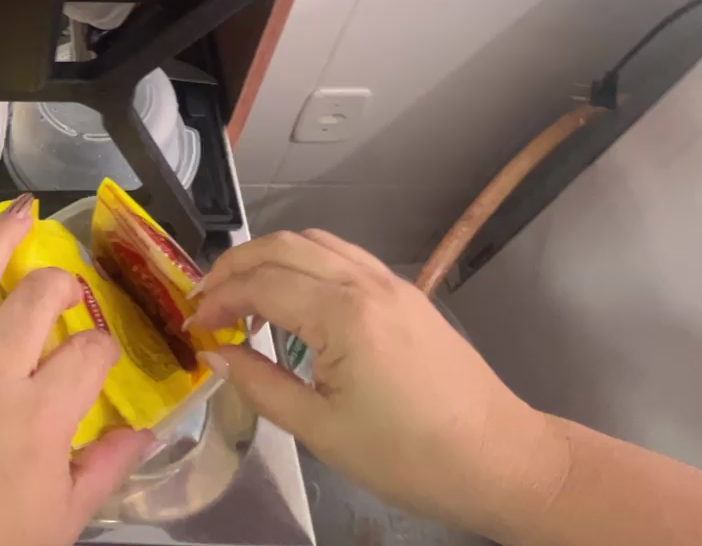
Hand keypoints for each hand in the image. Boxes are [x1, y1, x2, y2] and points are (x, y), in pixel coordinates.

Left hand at [0, 199, 152, 545]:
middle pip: (39, 297)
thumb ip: (108, 466)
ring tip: (22, 211)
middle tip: (67, 291)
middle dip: (63, 284)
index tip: (101, 355)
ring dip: (2, 236)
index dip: (104, 346)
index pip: (91, 352)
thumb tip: (149, 431)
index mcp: (40, 416)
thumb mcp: (64, 520)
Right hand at [188, 229, 568, 537]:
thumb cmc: (411, 457)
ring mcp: (386, 279)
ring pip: (308, 240)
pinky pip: (338, 252)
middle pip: (278, 247)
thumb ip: (259, 385)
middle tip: (207, 298)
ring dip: (266, 257)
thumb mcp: (323, 432)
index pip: (260, 285)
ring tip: (243, 292)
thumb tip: (213, 354)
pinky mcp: (401, 288)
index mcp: (343, 316)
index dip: (219, 299)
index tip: (195, 324)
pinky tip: (293, 292)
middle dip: (233, 266)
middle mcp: (362, 282)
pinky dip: (301, 258)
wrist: (505, 462)